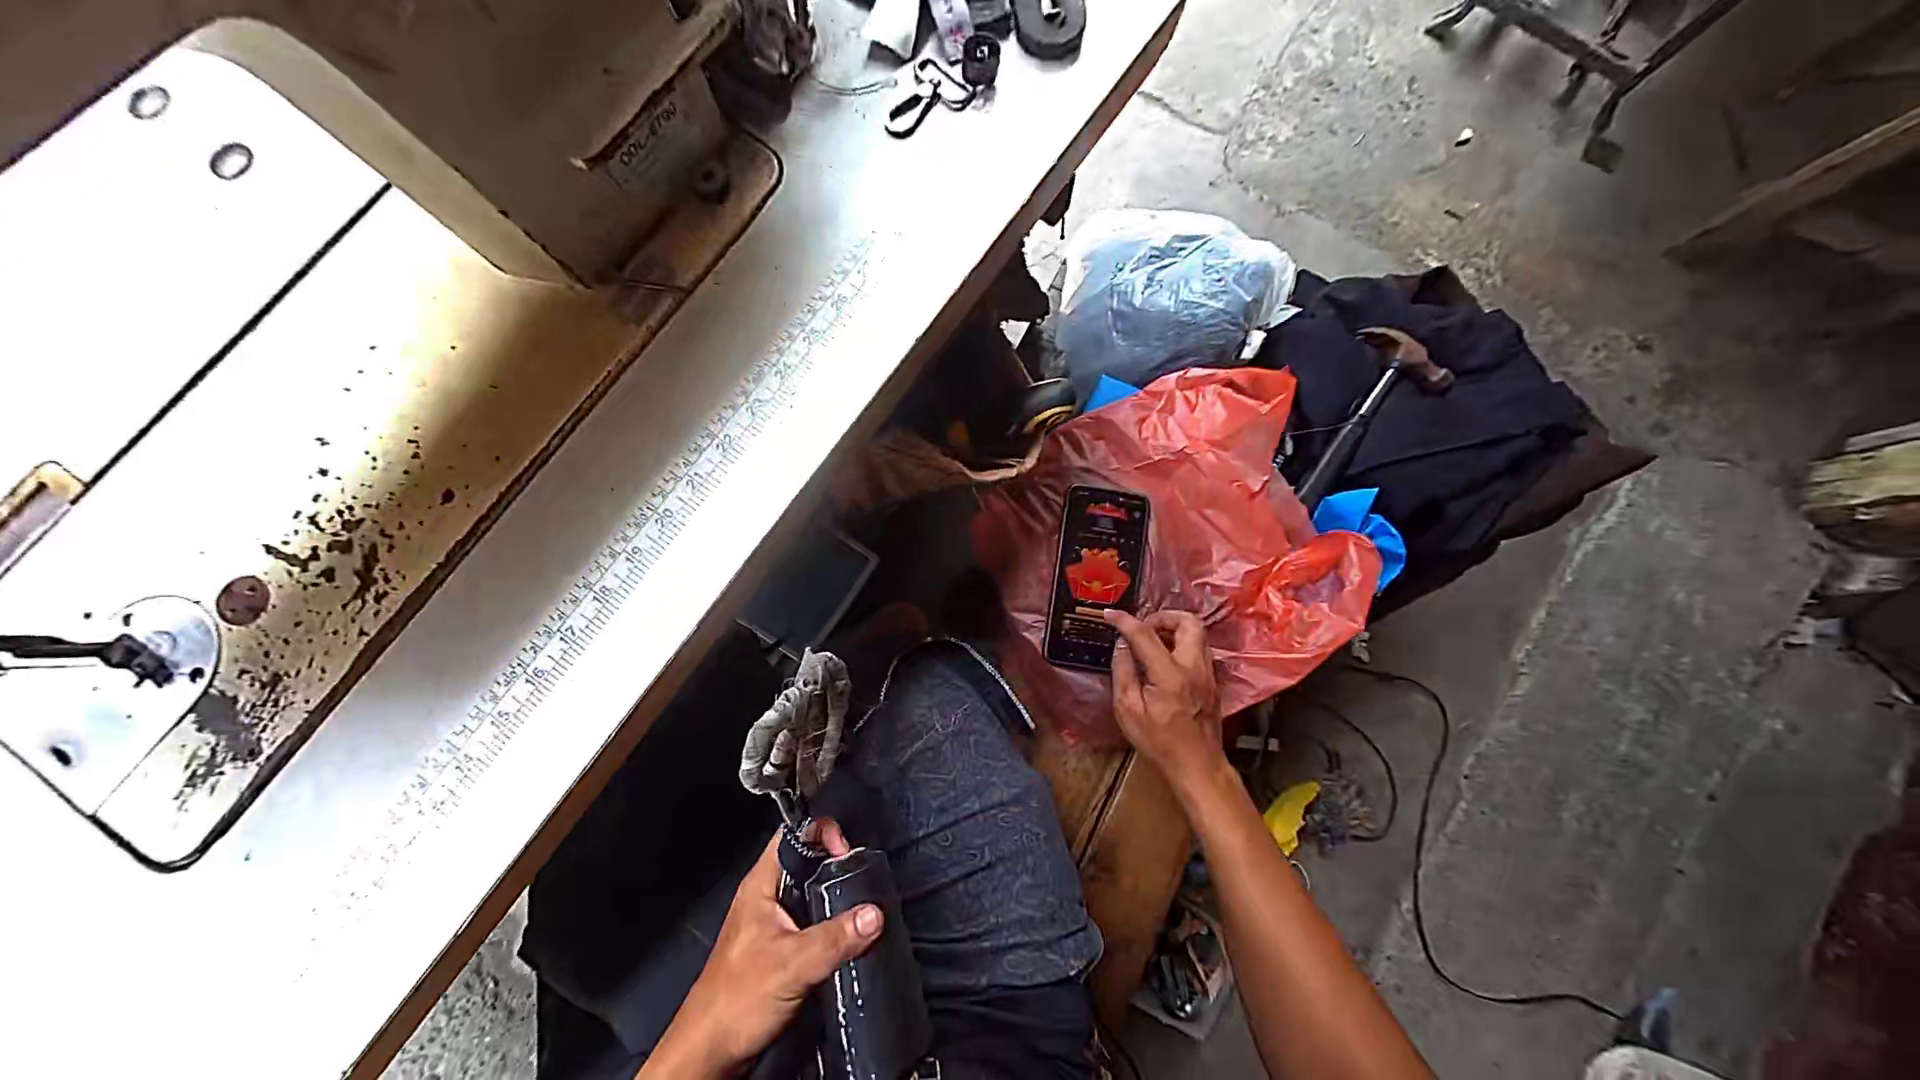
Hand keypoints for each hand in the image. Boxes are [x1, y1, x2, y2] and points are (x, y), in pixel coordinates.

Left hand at [642, 819, 883, 1078]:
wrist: (710, 1054)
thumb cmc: (735, 1002)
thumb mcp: (791, 965)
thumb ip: (834, 939)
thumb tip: (874, 913)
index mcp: (761, 885)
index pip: (792, 834)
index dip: (821, 830)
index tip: (847, 850)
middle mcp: (768, 896)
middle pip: (807, 860)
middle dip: (836, 862)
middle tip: (862, 874)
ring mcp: (775, 922)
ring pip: (812, 890)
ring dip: (837, 892)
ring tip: (864, 898)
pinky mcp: (783, 946)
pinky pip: (814, 919)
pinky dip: (833, 919)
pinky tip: (851, 931)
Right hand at [1105, 610, 1226, 801]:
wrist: (1197, 765)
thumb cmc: (1160, 742)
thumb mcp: (1128, 711)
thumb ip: (1123, 673)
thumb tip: (1121, 646)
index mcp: (1170, 675)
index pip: (1145, 635)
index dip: (1125, 621)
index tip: (1110, 615)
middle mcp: (1194, 668)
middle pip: (1188, 622)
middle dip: (1162, 617)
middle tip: (1143, 628)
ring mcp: (1208, 673)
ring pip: (1198, 633)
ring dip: (1173, 629)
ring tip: (1152, 642)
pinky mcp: (1212, 681)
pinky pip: (1199, 649)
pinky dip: (1181, 644)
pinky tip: (1165, 660)